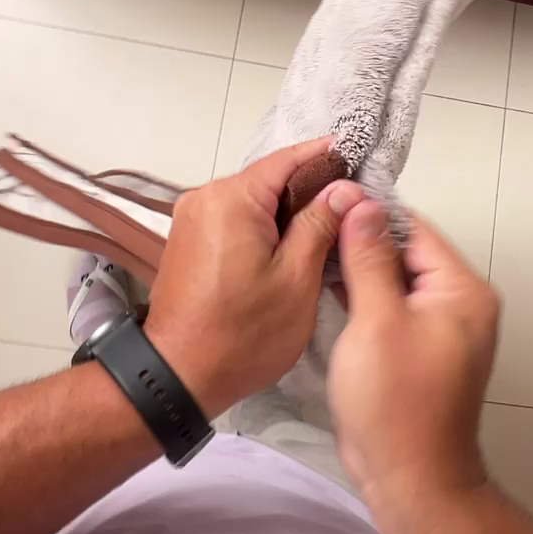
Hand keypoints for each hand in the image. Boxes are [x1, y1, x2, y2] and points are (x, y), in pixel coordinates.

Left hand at [144, 138, 363, 418]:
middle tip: (351, 204)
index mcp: (232, 198)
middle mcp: (206, 196)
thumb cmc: (243, 333)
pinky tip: (288, 245)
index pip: (287, 159)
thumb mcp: (295, 280)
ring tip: (327, 227)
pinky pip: (234, 217)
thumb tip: (345, 188)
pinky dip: (263, 225)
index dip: (324, 156)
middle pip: (268, 179)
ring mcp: (192, 217)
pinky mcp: (188, 239)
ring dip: (286, 210)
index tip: (356, 156)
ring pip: (252, 200)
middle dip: (309, 188)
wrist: (176, 377)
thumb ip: (320, 225)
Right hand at [328, 204, 499, 518]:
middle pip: (404, 250)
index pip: (413, 228)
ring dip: (357, 264)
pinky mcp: (414, 346)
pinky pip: (388, 304)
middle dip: (360, 237)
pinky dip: (362, 292)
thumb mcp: (378, 320)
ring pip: (392, 277)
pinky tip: (326, 281)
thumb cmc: (397, 405)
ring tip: (313, 246)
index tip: (328, 196)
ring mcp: (436, 326)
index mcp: (461, 290)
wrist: (410, 483)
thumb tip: (360, 204)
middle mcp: (456, 302)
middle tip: (313, 221)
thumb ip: (369, 257)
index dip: (370, 211)